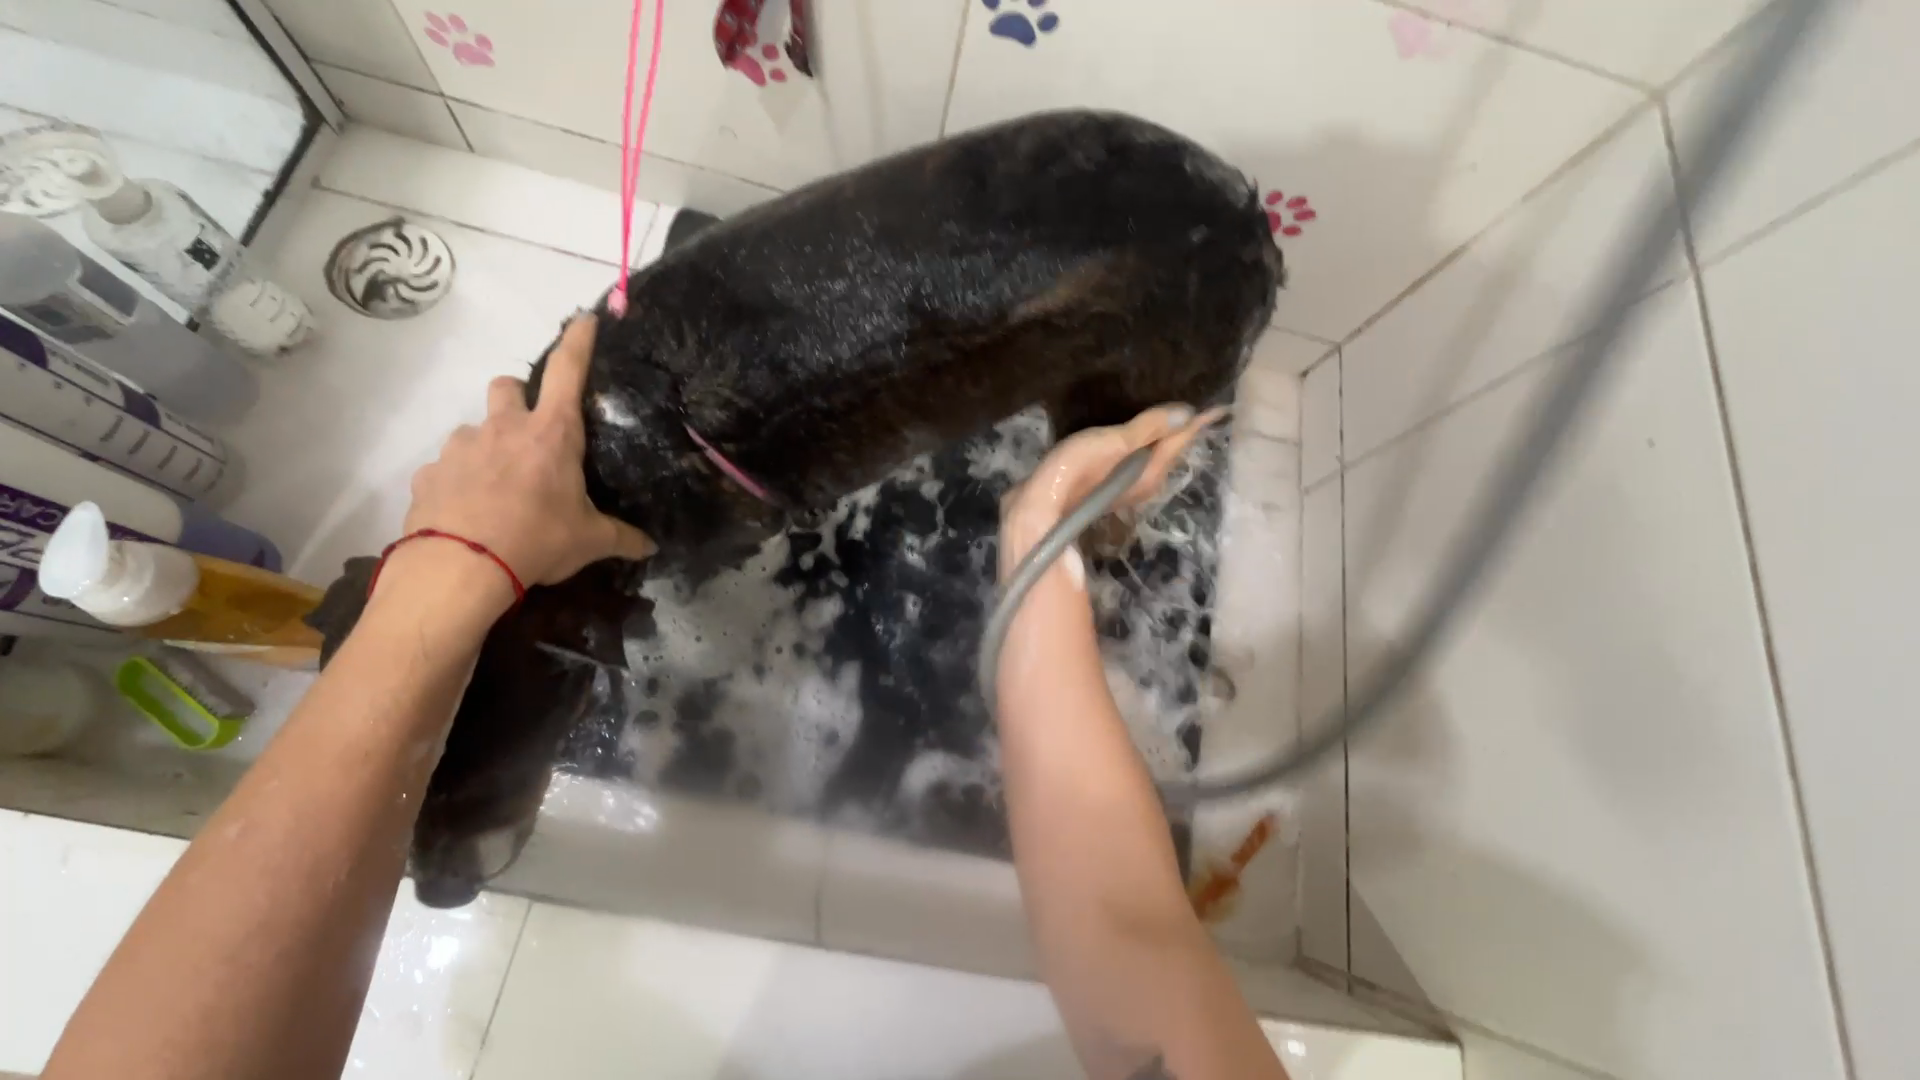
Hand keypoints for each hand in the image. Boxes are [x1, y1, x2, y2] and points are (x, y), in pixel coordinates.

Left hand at [401, 315, 654, 588]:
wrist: (460, 567)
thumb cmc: (538, 539)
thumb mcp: (590, 541)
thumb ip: (622, 538)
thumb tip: (651, 547)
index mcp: (551, 434)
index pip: (567, 371)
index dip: (578, 341)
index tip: (584, 319)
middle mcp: (503, 429)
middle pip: (506, 386)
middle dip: (517, 397)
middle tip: (529, 431)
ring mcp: (460, 448)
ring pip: (474, 430)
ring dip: (488, 447)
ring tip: (500, 487)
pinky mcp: (429, 475)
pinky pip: (446, 469)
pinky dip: (459, 483)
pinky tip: (470, 512)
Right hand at [1000, 404, 1226, 579]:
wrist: (1039, 508)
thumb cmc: (1078, 473)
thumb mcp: (1115, 443)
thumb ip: (1150, 427)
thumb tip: (1187, 413)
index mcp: (1154, 470)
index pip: (1183, 438)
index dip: (1199, 418)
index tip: (1218, 401)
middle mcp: (1146, 479)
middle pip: (1170, 446)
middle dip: (1181, 423)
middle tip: (1191, 391)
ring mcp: (1125, 482)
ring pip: (1150, 451)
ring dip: (1158, 430)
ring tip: (1161, 401)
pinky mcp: (1104, 479)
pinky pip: (1131, 453)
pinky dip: (1136, 438)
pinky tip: (1128, 423)